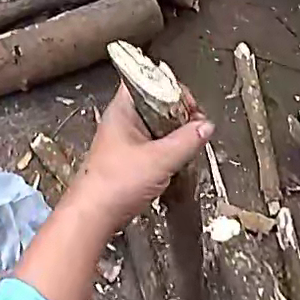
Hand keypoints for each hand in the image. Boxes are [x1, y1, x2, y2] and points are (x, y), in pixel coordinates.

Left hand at [62, 85, 210, 233]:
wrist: (93, 217)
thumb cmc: (115, 184)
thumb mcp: (160, 160)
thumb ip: (187, 140)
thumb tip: (206, 126)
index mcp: (123, 110)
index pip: (149, 82)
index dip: (172, 89)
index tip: (190, 107)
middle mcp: (122, 121)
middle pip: (157, 104)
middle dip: (179, 115)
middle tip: (194, 128)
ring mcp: (125, 140)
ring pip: (157, 127)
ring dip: (175, 135)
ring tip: (189, 146)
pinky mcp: (128, 159)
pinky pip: (154, 146)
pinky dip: (168, 151)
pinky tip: (177, 162)